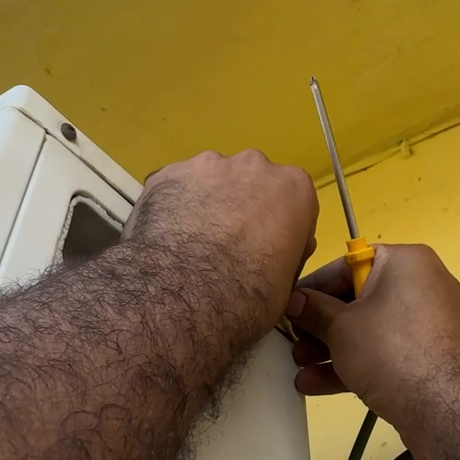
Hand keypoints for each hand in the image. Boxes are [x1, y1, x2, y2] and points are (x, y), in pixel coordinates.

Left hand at [129, 150, 318, 331]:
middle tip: (226, 245)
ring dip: (206, 204)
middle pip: (251, 182)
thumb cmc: (250, 294)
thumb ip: (286, 249)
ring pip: (211, 180)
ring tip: (190, 243)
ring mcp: (210, 164)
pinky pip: (175, 187)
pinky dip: (172, 207)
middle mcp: (255, 165)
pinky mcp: (170, 172)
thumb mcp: (287, 279)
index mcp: (293, 187)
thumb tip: (276, 250)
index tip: (264, 247)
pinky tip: (166, 237)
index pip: (291, 200)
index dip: (276, 224)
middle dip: (240, 206)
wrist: (188, 294)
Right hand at [286, 245, 459, 447]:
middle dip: (322, 324)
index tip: (290, 305)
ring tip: (300, 365)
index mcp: (405, 261)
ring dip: (333, 347)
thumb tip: (294, 301)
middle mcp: (423, 283)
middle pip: (359, 298)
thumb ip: (313, 310)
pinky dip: (357, 361)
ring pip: (371, 328)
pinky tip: (318, 383)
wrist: (446, 410)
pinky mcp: (432, 355)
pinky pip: (387, 350)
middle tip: (293, 341)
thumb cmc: (392, 351)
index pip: (348, 264)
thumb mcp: (340, 327)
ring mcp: (430, 321)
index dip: (314, 287)